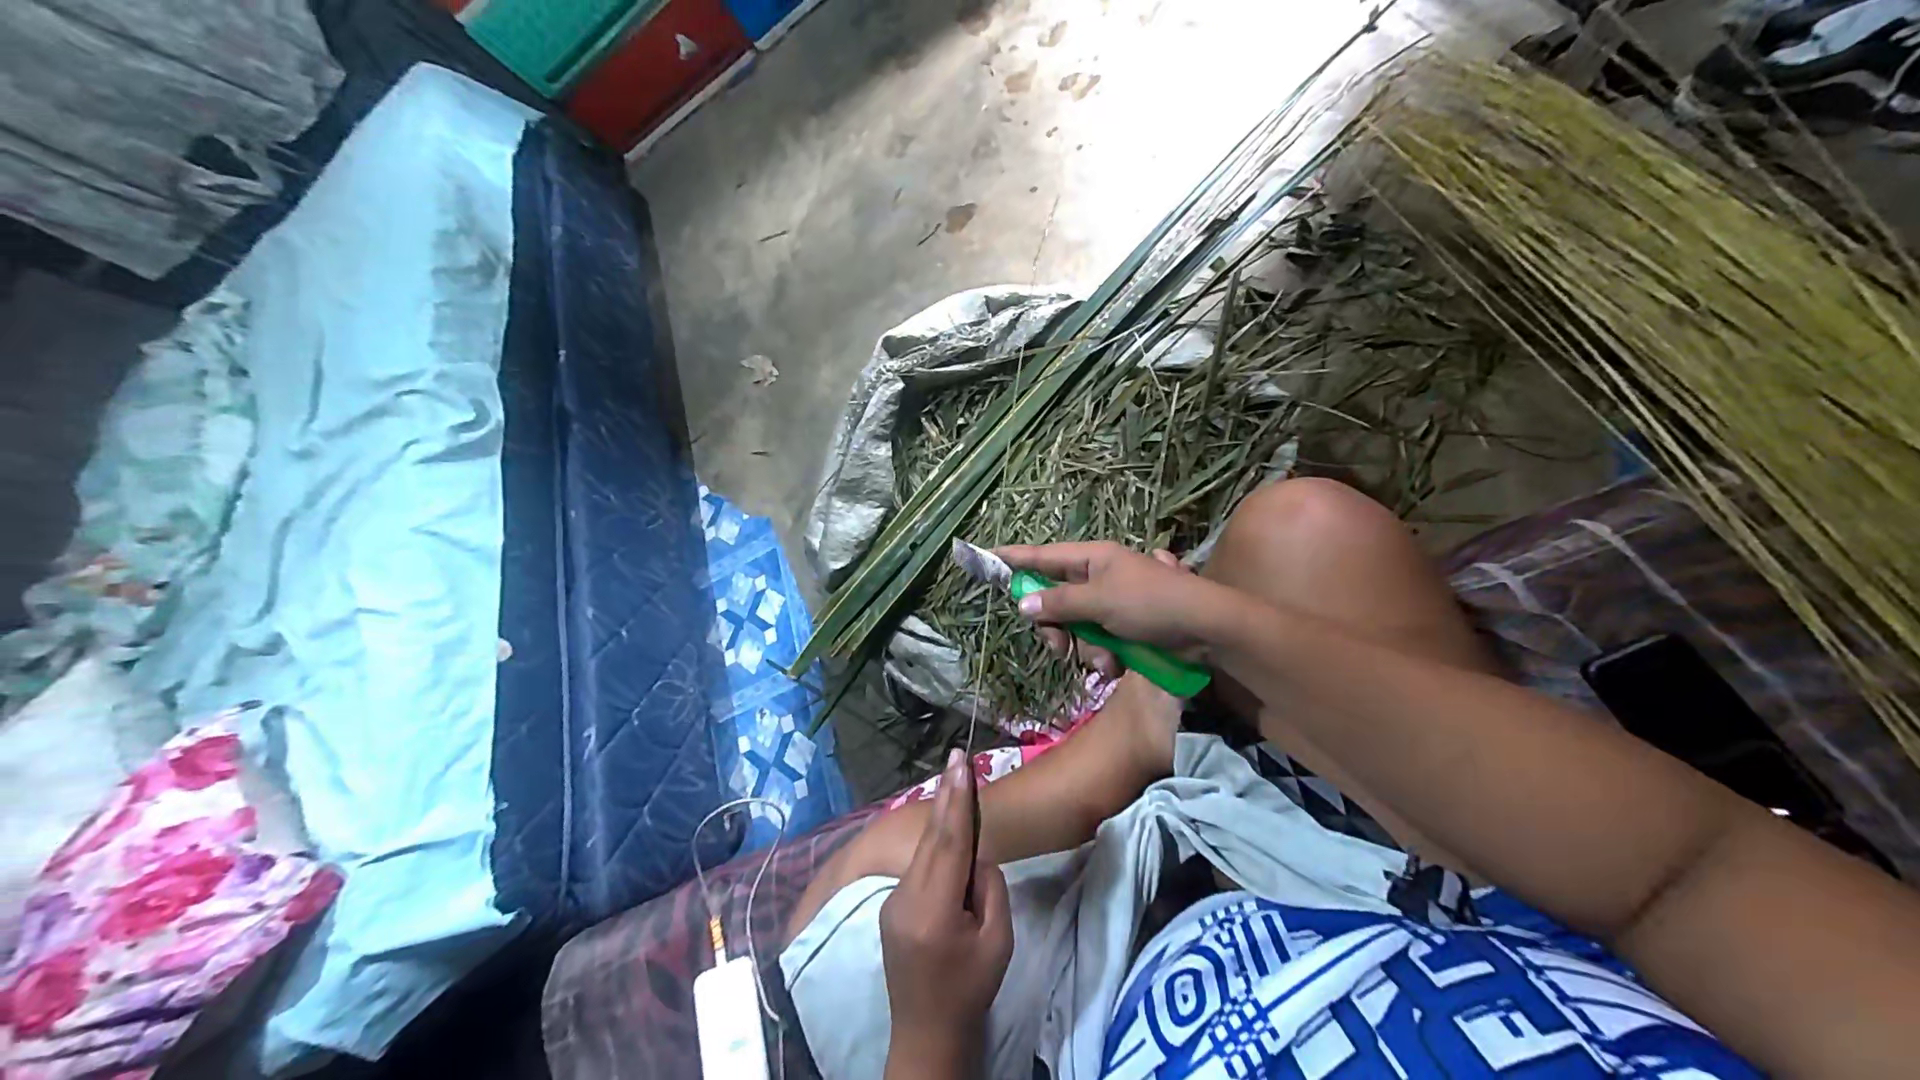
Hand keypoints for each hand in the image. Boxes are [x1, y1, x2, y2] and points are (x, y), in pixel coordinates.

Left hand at [880, 748, 1012, 1076]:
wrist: (927, 1033)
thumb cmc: (972, 988)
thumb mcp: (999, 941)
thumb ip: (989, 888)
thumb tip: (974, 855)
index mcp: (935, 910)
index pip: (950, 842)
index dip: (957, 799)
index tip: (960, 763)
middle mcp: (906, 898)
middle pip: (932, 837)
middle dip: (947, 794)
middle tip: (957, 755)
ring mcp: (892, 902)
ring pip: (924, 851)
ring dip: (944, 820)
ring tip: (958, 783)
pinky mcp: (889, 906)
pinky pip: (918, 869)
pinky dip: (937, 849)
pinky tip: (950, 840)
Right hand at [995, 541, 1243, 656]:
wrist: (1207, 630)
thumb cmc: (1152, 604)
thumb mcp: (1100, 601)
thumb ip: (1059, 603)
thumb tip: (1023, 603)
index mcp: (1094, 558)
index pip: (1044, 555)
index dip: (1016, 557)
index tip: (988, 555)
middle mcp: (1099, 577)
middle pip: (1055, 599)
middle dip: (1055, 627)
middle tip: (1057, 646)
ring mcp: (1112, 603)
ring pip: (1075, 626)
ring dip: (1083, 648)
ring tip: (1103, 662)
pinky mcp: (1125, 627)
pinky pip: (1097, 641)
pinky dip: (1102, 656)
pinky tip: (1116, 667)